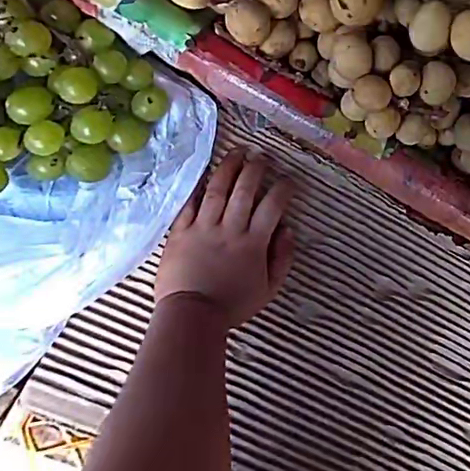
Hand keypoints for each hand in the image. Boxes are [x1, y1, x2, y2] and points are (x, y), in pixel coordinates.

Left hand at [154, 148, 295, 327]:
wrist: (191, 317)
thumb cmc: (232, 305)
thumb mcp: (268, 289)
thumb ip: (282, 258)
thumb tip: (288, 230)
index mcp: (253, 242)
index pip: (272, 206)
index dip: (283, 188)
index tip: (288, 180)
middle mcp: (230, 228)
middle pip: (245, 190)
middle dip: (256, 168)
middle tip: (262, 157)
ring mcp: (203, 227)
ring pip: (218, 189)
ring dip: (229, 167)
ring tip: (238, 152)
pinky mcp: (181, 231)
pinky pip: (190, 203)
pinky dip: (198, 187)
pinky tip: (206, 174)